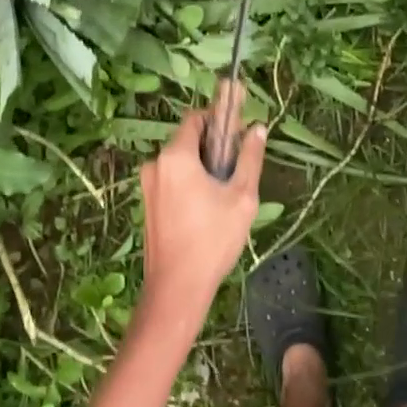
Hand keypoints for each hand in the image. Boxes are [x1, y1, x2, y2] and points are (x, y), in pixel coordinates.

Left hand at [136, 85, 267, 331]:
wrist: (176, 289)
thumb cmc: (213, 240)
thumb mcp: (242, 197)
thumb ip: (250, 158)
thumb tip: (258, 128)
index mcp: (176, 156)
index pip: (197, 118)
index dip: (220, 117)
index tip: (240, 129)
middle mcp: (156, 164)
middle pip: (188, 139)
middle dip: (214, 145)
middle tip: (238, 165)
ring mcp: (148, 185)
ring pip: (181, 161)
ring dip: (203, 166)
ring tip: (226, 192)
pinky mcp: (147, 204)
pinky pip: (173, 180)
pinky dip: (190, 182)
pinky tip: (208, 207)